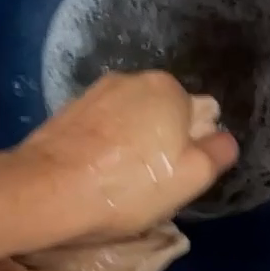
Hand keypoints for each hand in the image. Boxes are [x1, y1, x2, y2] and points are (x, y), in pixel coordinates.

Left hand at [18, 71, 238, 239]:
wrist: (47, 191)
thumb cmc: (128, 186)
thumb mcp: (190, 178)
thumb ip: (216, 153)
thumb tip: (223, 140)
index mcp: (168, 88)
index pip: (196, 118)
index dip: (189, 151)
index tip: (172, 178)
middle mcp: (132, 80)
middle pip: (161, 116)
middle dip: (159, 144)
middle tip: (147, 184)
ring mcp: (94, 93)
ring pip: (128, 122)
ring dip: (129, 146)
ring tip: (116, 183)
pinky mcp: (66, 111)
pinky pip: (99, 129)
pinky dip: (101, 148)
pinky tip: (92, 175)